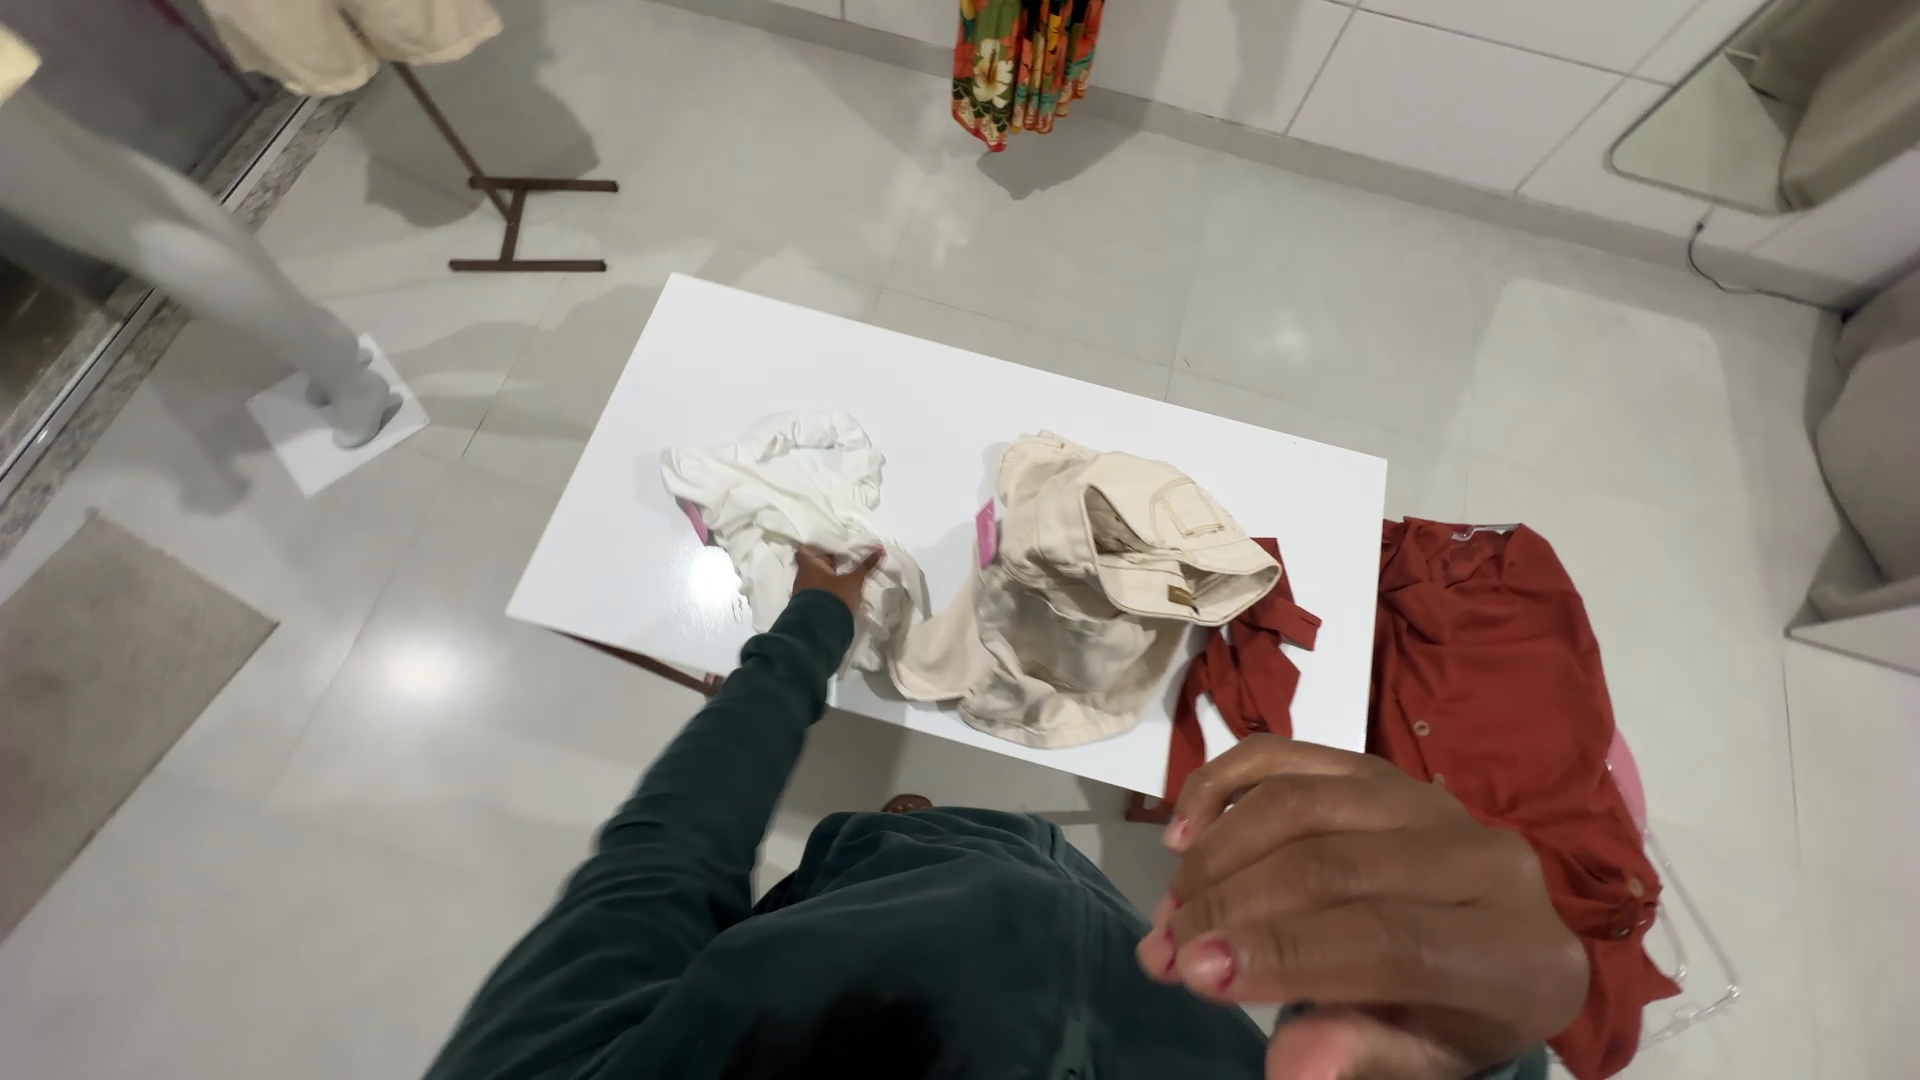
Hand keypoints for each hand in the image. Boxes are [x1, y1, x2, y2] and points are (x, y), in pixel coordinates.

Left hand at [792, 545, 883, 614]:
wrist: (821, 628)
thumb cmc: (835, 596)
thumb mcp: (853, 581)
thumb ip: (865, 566)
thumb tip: (880, 549)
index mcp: (809, 565)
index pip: (805, 550)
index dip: (816, 547)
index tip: (830, 547)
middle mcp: (802, 577)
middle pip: (812, 564)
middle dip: (827, 562)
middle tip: (843, 558)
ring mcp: (803, 592)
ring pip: (815, 579)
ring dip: (827, 577)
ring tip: (845, 574)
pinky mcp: (808, 605)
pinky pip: (816, 592)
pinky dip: (826, 589)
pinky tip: (840, 591)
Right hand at [1135, 735, 1587, 1079]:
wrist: (1481, 927)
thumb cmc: (1454, 1006)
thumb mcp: (1425, 1054)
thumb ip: (1362, 1055)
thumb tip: (1288, 1070)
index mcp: (1513, 948)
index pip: (1389, 941)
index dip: (1284, 952)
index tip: (1195, 973)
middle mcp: (1475, 853)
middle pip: (1327, 865)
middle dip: (1230, 905)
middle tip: (1165, 947)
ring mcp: (1412, 793)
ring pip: (1293, 803)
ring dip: (1214, 854)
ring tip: (1169, 905)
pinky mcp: (1362, 762)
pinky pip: (1275, 757)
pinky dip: (1214, 786)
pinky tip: (1180, 834)